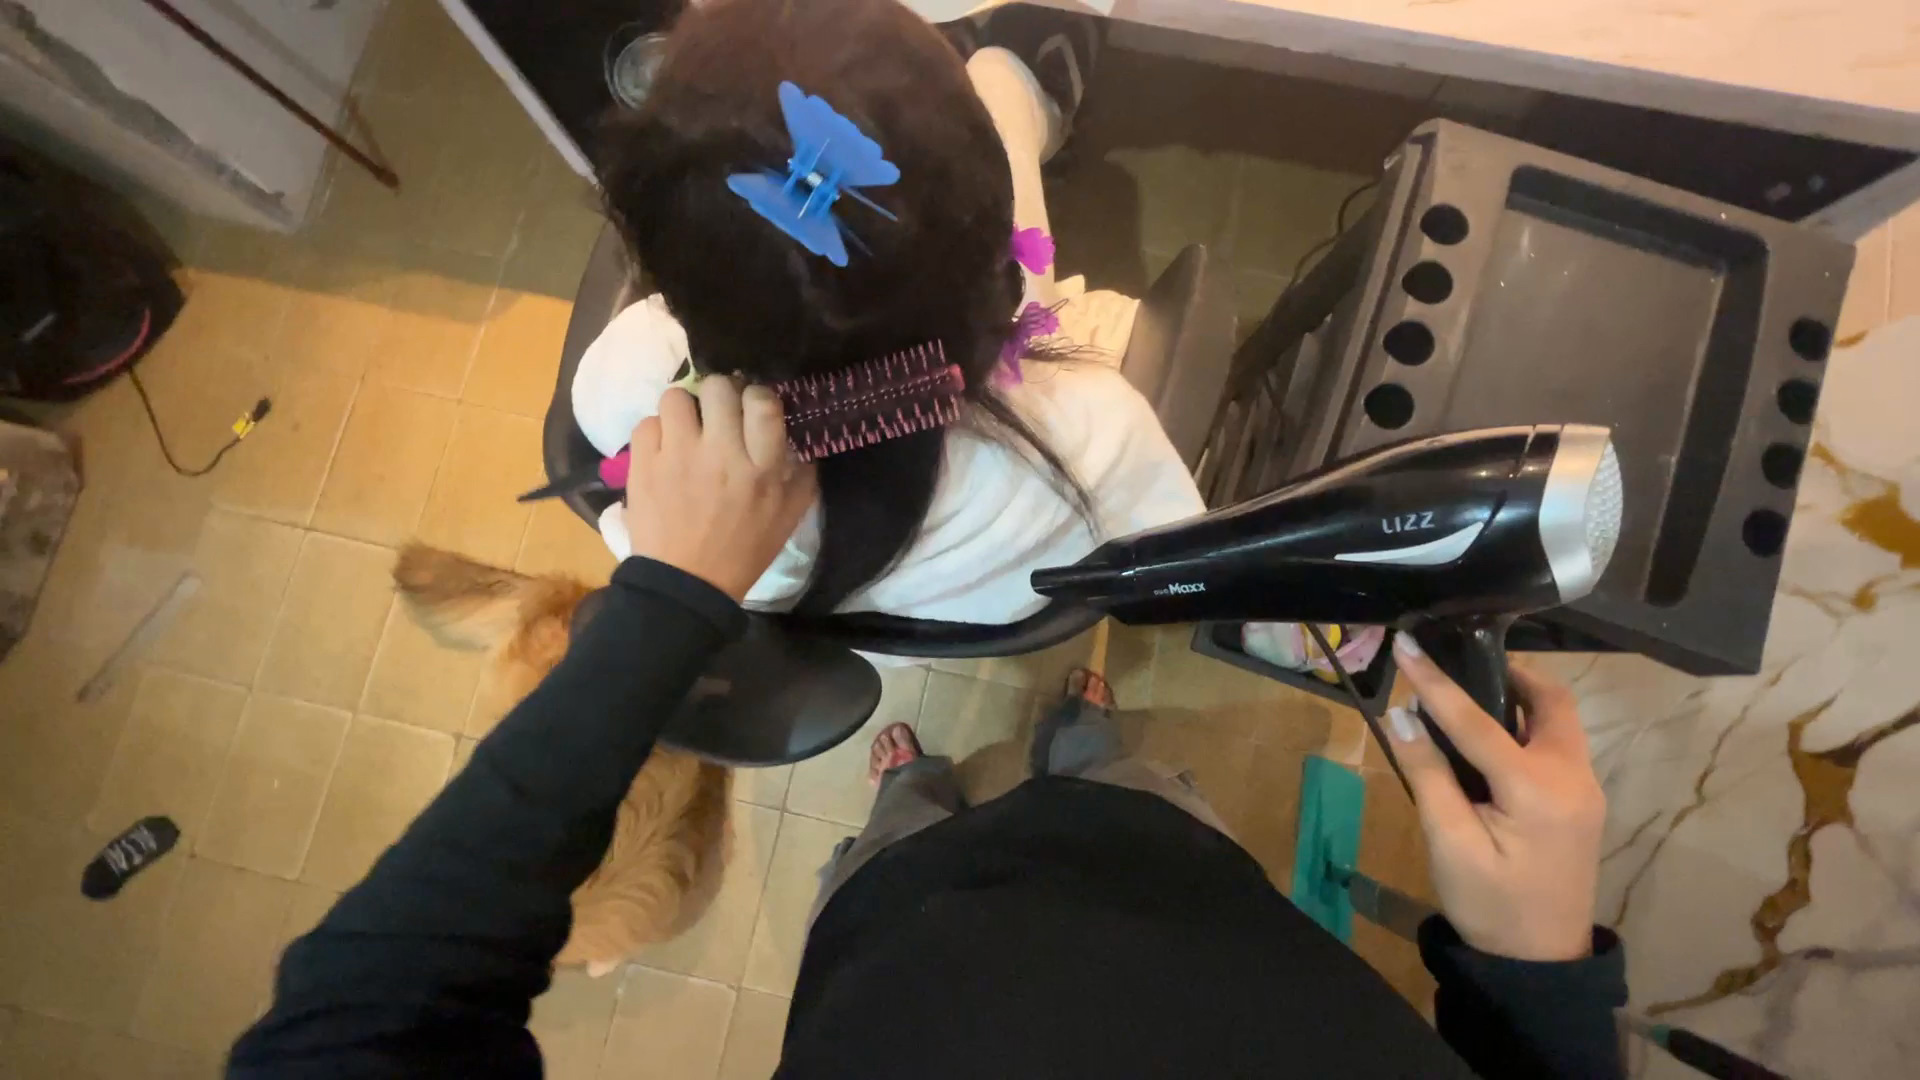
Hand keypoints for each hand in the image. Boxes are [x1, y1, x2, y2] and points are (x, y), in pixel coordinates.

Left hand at [622, 376, 816, 602]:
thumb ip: (802, 476)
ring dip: (686, 409)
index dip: (758, 396)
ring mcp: (677, 455)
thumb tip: (802, 442)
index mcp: (761, 467)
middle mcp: (720, 452)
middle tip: (719, 415)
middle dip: (721, 395)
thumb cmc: (744, 551)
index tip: (753, 408)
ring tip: (688, 430)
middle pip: (718, 387)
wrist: (686, 583)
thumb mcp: (789, 518)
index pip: (762, 401)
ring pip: (677, 396)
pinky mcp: (642, 464)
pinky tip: (665, 451)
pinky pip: (648, 422)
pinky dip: (658, 432)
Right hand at [1384, 635, 1605, 961]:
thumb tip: (1401, 715)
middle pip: (1551, 702)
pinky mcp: (1579, 801)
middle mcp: (1574, 779)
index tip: (1406, 643)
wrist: (1540, 962)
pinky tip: (1488, 726)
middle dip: (1508, 670)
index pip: (1476, 720)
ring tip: (1468, 683)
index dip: (1435, 680)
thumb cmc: (1489, 902)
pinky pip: (1556, 742)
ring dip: (1518, 693)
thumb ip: (1427, 772)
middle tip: (1460, 656)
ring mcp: (1585, 790)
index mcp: (1538, 790)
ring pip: (1558, 719)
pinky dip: (1524, 720)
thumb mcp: (1448, 840)